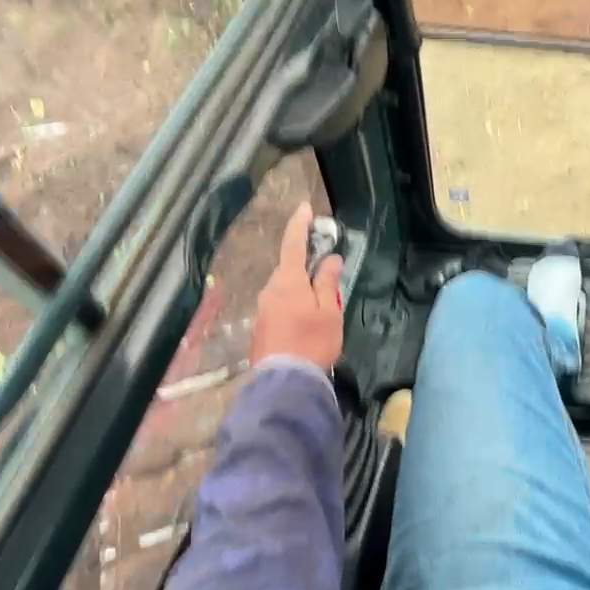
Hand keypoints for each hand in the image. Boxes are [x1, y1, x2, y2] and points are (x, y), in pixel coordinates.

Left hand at [250, 203, 344, 371]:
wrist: (285, 382)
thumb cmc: (313, 342)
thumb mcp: (329, 311)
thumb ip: (328, 283)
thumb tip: (330, 259)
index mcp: (288, 282)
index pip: (292, 245)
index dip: (299, 225)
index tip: (304, 208)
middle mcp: (269, 291)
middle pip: (288, 270)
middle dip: (304, 267)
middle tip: (325, 275)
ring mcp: (261, 310)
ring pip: (283, 290)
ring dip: (299, 291)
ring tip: (318, 308)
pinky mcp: (259, 329)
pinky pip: (278, 308)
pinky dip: (292, 308)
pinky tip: (304, 324)